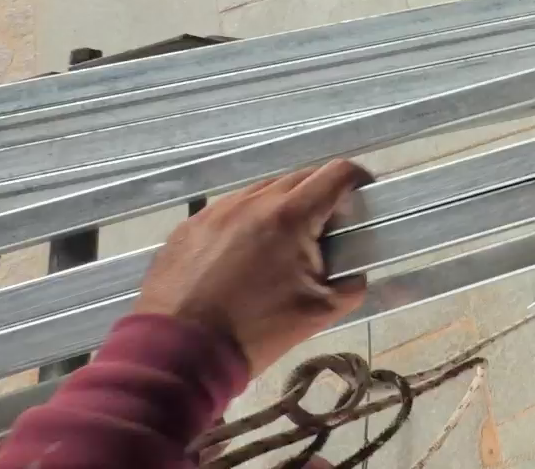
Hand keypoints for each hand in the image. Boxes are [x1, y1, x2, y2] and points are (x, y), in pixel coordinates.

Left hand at [134, 160, 370, 376]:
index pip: (339, 173)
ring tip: (282, 240)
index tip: (364, 197)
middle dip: (323, 194)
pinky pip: (230, 209)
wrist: (170, 362)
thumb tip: (356, 271)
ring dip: (284, 205)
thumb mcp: (321, 312)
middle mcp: (254, 202)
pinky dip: (248, 219)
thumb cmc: (253, 332)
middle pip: (304, 176)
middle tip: (326, 226)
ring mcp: (215, 212)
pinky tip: (242, 253)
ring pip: (265, 190)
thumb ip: (353, 284)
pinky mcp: (186, 229)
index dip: (359, 179)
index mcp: (291, 216)